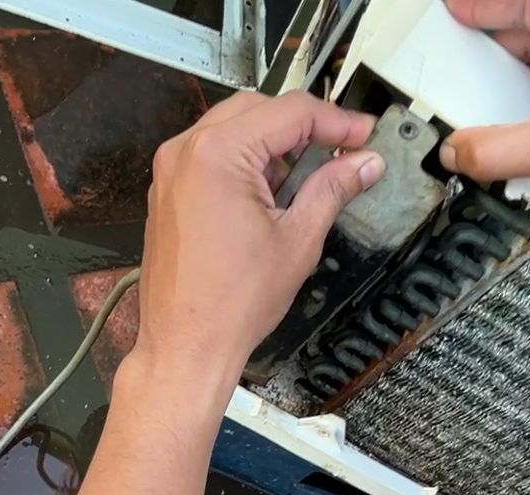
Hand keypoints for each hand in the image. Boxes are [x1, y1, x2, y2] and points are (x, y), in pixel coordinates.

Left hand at [126, 92, 384, 415]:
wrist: (186, 348)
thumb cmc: (228, 307)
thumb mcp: (297, 242)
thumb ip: (332, 191)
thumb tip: (362, 165)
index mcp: (217, 155)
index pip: (290, 112)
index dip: (335, 121)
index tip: (361, 136)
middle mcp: (185, 154)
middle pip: (258, 111)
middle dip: (302, 130)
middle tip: (339, 154)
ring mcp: (170, 174)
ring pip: (232, 132)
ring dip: (272, 148)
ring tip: (301, 186)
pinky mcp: (167, 196)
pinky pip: (210, 159)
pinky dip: (242, 167)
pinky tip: (267, 199)